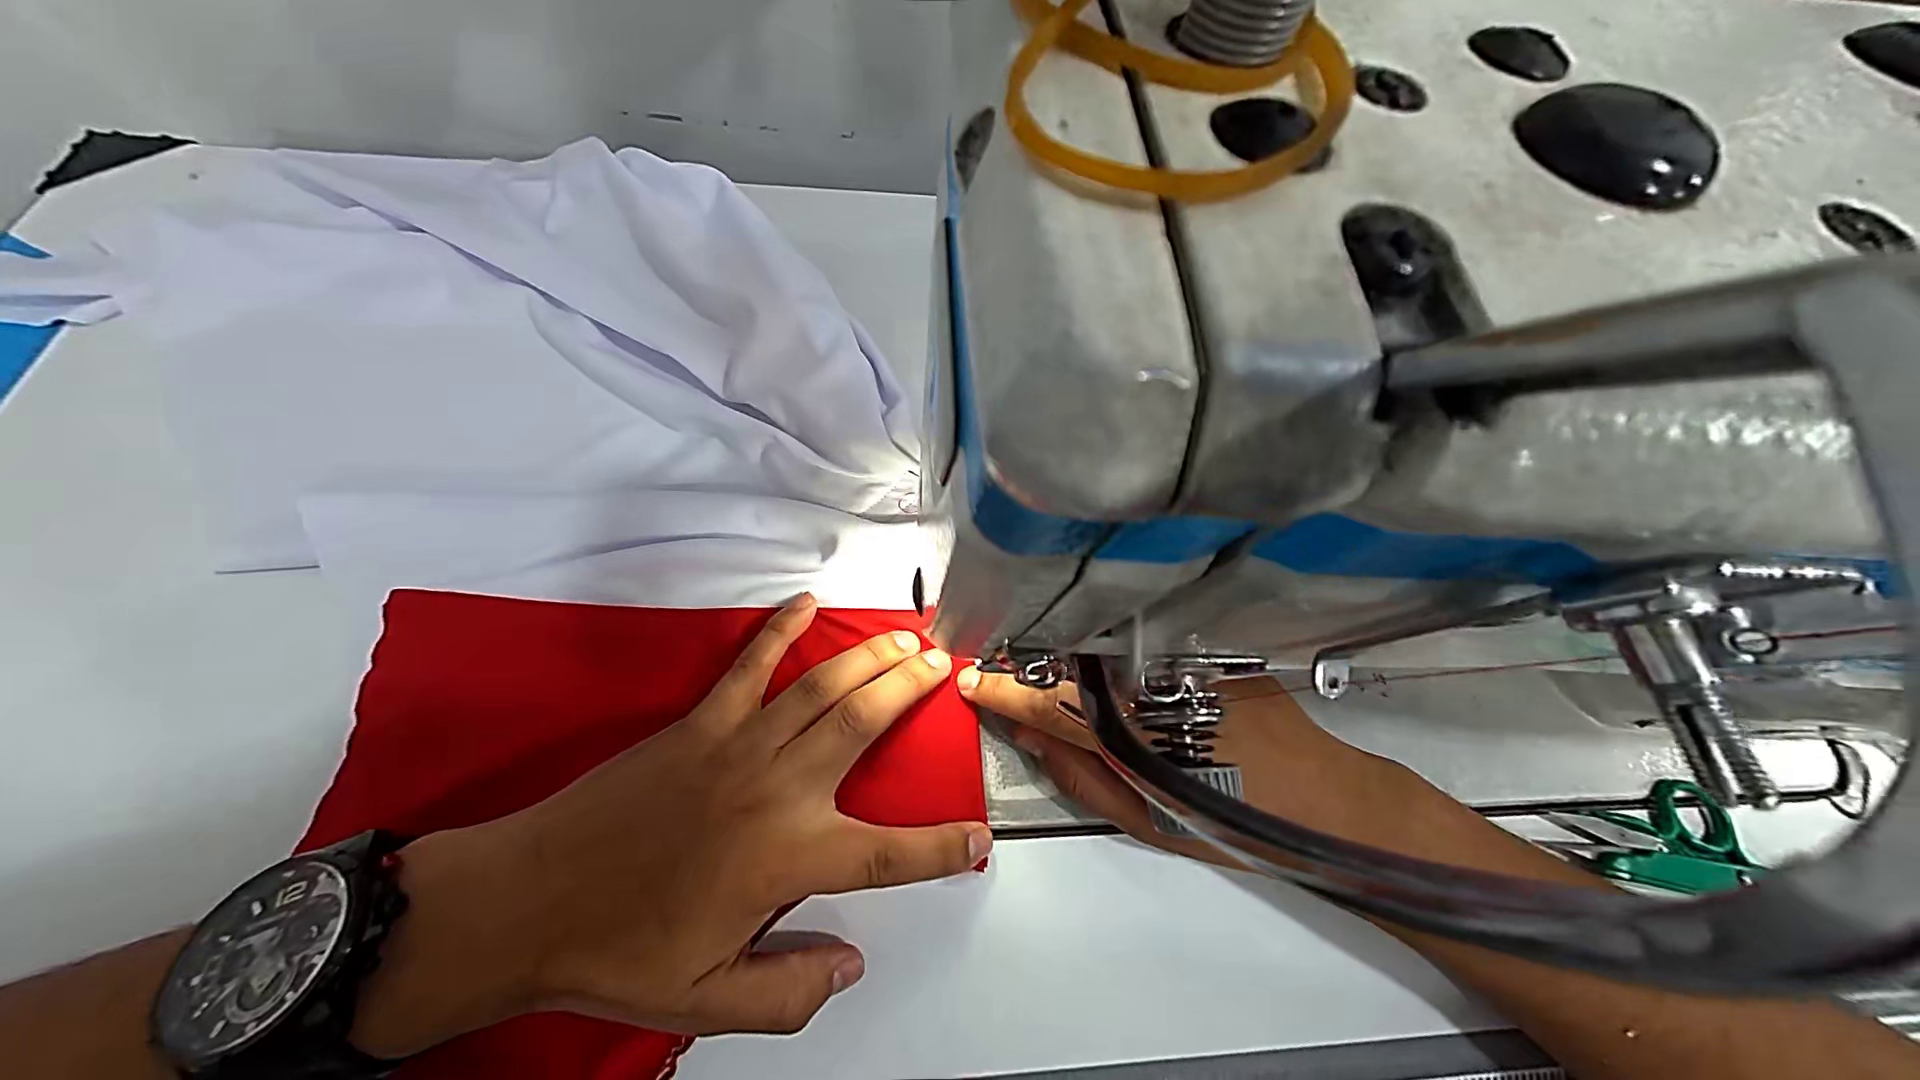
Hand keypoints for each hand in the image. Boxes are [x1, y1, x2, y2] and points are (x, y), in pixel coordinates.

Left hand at [351, 595, 990, 1055]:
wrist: (527, 902)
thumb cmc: (618, 950)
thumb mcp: (707, 1001)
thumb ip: (789, 992)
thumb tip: (850, 963)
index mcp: (788, 857)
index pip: (890, 856)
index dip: (943, 847)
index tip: (978, 835)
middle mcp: (776, 789)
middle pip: (864, 723)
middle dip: (911, 689)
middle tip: (942, 665)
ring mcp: (737, 745)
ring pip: (821, 687)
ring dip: (869, 656)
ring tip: (904, 637)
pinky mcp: (699, 722)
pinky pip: (750, 666)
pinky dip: (780, 631)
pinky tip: (805, 604)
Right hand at [955, 666, 1498, 867]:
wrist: (1324, 798)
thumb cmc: (1233, 822)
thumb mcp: (1142, 819)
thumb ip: (1077, 774)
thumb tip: (1029, 735)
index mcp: (1123, 729)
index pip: (1039, 699)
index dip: (999, 689)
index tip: (971, 680)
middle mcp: (1146, 680)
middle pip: (1063, 661)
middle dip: (1024, 664)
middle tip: (1000, 671)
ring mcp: (1174, 654)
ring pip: (1096, 643)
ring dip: (1061, 650)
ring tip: (1042, 661)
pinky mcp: (1200, 642)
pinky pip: (1135, 637)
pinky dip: (1105, 644)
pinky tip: (1099, 653)